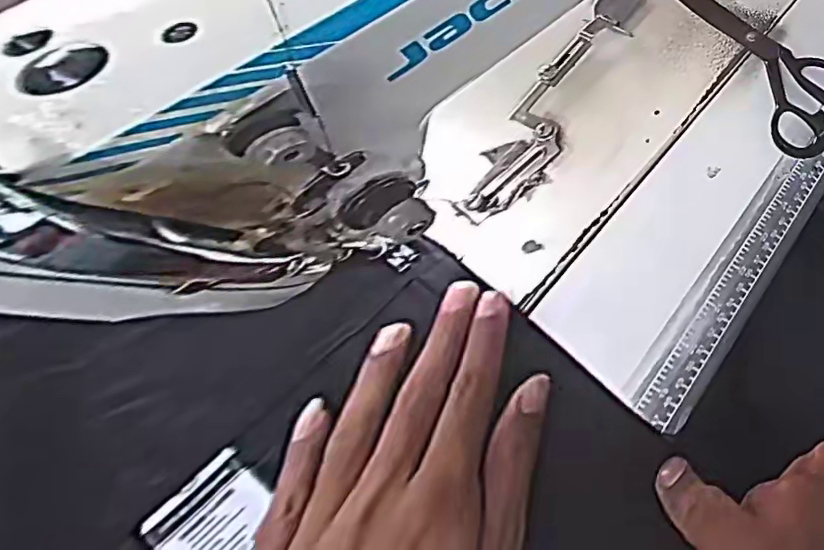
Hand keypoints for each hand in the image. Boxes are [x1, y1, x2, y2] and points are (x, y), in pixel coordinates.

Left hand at [253, 282, 549, 549]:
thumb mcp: (498, 548)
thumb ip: (510, 470)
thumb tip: (528, 403)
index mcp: (437, 495)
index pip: (467, 394)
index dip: (483, 343)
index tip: (491, 307)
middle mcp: (379, 497)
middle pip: (418, 398)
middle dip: (443, 339)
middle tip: (456, 298)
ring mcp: (326, 523)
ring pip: (356, 427)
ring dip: (380, 372)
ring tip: (397, 331)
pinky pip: (295, 484)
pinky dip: (307, 441)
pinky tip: (316, 411)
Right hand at [655, 428, 823, 549]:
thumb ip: (750, 543)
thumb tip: (738, 526)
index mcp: (758, 541)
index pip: (702, 512)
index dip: (682, 491)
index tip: (672, 474)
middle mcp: (782, 497)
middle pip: (762, 497)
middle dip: (780, 517)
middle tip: (812, 541)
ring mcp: (818, 463)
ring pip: (801, 474)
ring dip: (815, 496)